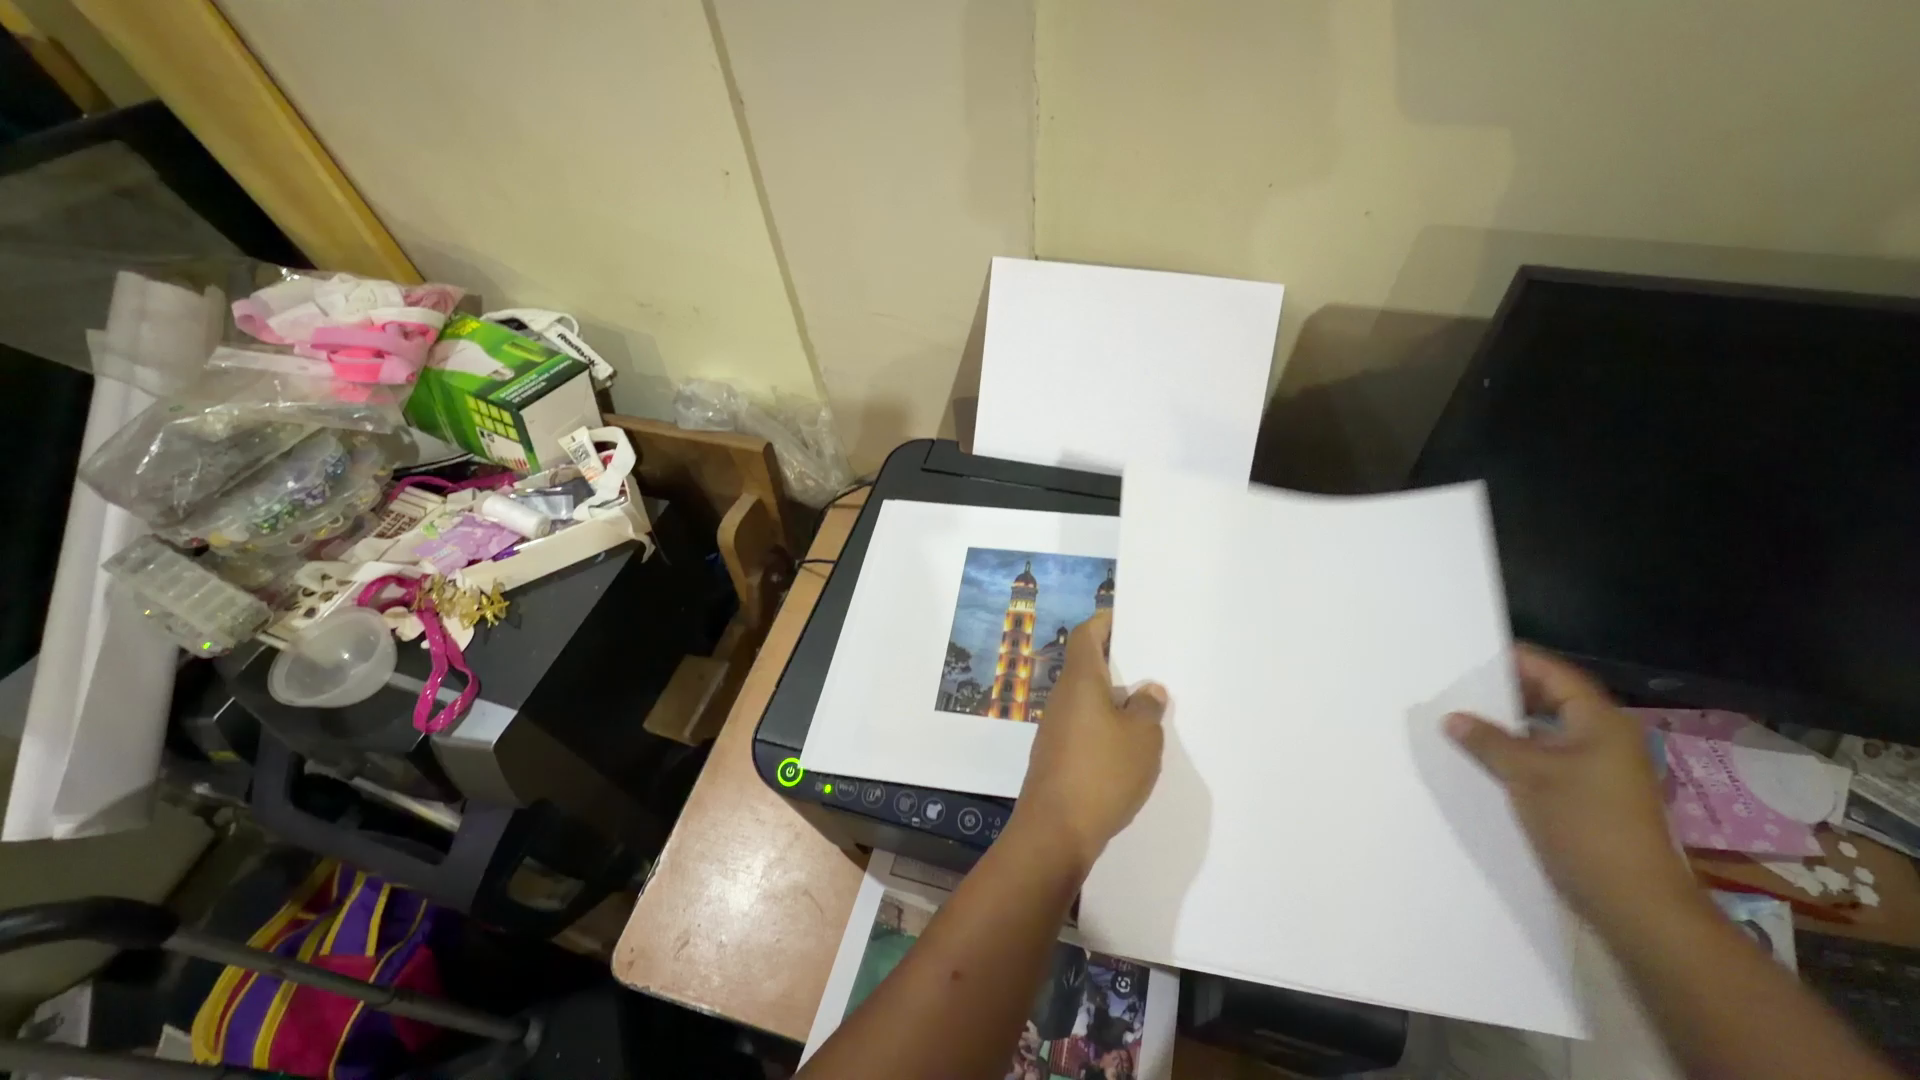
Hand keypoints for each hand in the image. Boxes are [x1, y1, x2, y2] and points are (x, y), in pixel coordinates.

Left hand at [1013, 610, 1167, 869]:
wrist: (1056, 831)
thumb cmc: (1102, 772)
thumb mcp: (1141, 737)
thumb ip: (1147, 709)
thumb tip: (1146, 691)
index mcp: (1079, 681)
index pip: (1087, 635)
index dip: (1105, 622)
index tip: (1129, 618)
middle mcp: (1062, 699)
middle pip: (1087, 667)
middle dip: (1118, 663)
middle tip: (1154, 664)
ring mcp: (1057, 730)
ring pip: (1089, 700)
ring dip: (1115, 699)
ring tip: (1152, 705)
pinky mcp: (1058, 757)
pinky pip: (1086, 728)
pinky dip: (1107, 727)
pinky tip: (1132, 745)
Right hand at [1445, 645, 1700, 927]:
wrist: (1634, 901)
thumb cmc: (1585, 825)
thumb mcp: (1528, 776)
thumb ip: (1489, 741)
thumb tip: (1454, 717)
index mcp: (1601, 722)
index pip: (1554, 674)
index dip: (1516, 661)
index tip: (1472, 656)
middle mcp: (1605, 739)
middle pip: (1554, 700)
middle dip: (1509, 693)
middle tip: (1461, 688)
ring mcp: (1601, 770)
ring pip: (1549, 732)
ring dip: (1511, 726)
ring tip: (1466, 722)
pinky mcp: (1591, 797)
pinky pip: (1550, 759)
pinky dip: (1521, 753)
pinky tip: (1488, 761)